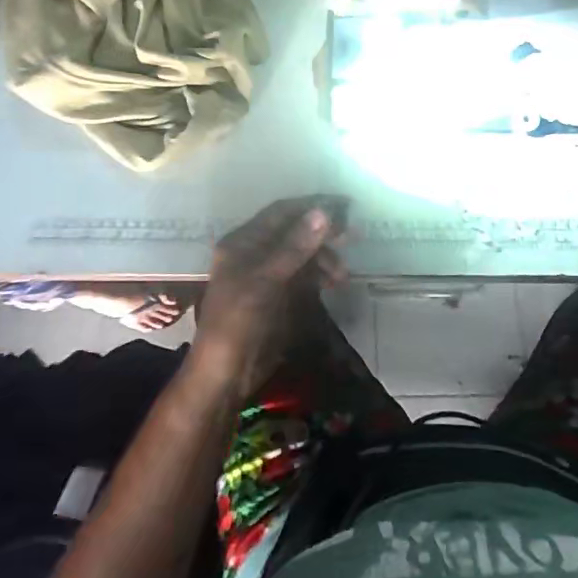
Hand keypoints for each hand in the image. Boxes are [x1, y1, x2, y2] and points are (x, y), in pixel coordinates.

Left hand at [194, 196, 350, 396]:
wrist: (227, 372)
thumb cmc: (238, 321)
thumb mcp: (265, 280)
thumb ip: (294, 246)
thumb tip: (323, 212)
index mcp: (243, 242)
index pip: (281, 212)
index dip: (311, 205)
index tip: (344, 205)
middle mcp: (255, 252)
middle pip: (294, 231)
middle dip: (322, 233)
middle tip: (351, 235)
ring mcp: (268, 275)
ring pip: (302, 254)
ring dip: (324, 258)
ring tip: (342, 273)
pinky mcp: (279, 296)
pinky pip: (304, 276)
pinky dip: (320, 275)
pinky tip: (334, 282)